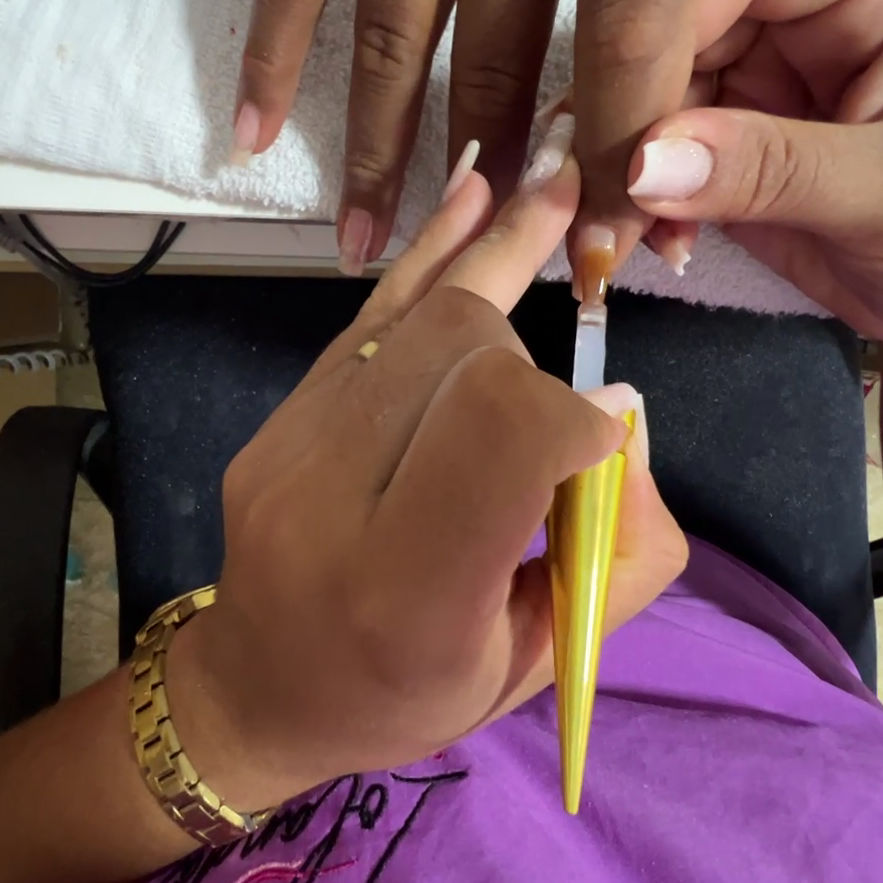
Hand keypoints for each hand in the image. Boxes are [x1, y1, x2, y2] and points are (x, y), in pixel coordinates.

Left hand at [170, 134, 687, 809]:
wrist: (261, 686)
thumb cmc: (408, 694)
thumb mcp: (538, 660)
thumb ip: (618, 550)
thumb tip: (620, 415)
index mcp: (409, 592)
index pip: (505, 433)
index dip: (575, 410)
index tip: (600, 429)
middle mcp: (332, 506)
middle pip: (458, 353)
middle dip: (528, 349)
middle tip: (557, 379)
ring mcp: (287, 453)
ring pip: (414, 321)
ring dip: (492, 260)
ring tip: (553, 189)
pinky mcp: (274, 422)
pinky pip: (363, 324)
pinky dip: (428, 259)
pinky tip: (474, 195)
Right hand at [232, 0, 788, 287]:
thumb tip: (734, 20)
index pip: (630, 38)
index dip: (623, 155)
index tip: (610, 249)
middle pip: (501, 60)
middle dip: (498, 176)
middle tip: (489, 260)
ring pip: (392, 41)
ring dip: (376, 156)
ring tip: (369, 244)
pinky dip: (271, 54)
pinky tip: (251, 135)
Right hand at [621, 0, 882, 367]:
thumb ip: (772, 169)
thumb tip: (641, 159)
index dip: (674, 15)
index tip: (624, 113)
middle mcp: (812, 18)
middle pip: (680, 21)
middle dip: (629, 104)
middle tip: (596, 187)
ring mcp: (765, 86)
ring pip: (652, 92)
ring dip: (618, 161)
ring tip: (616, 232)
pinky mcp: (730, 150)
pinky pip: (652, 153)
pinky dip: (632, 197)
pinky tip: (649, 241)